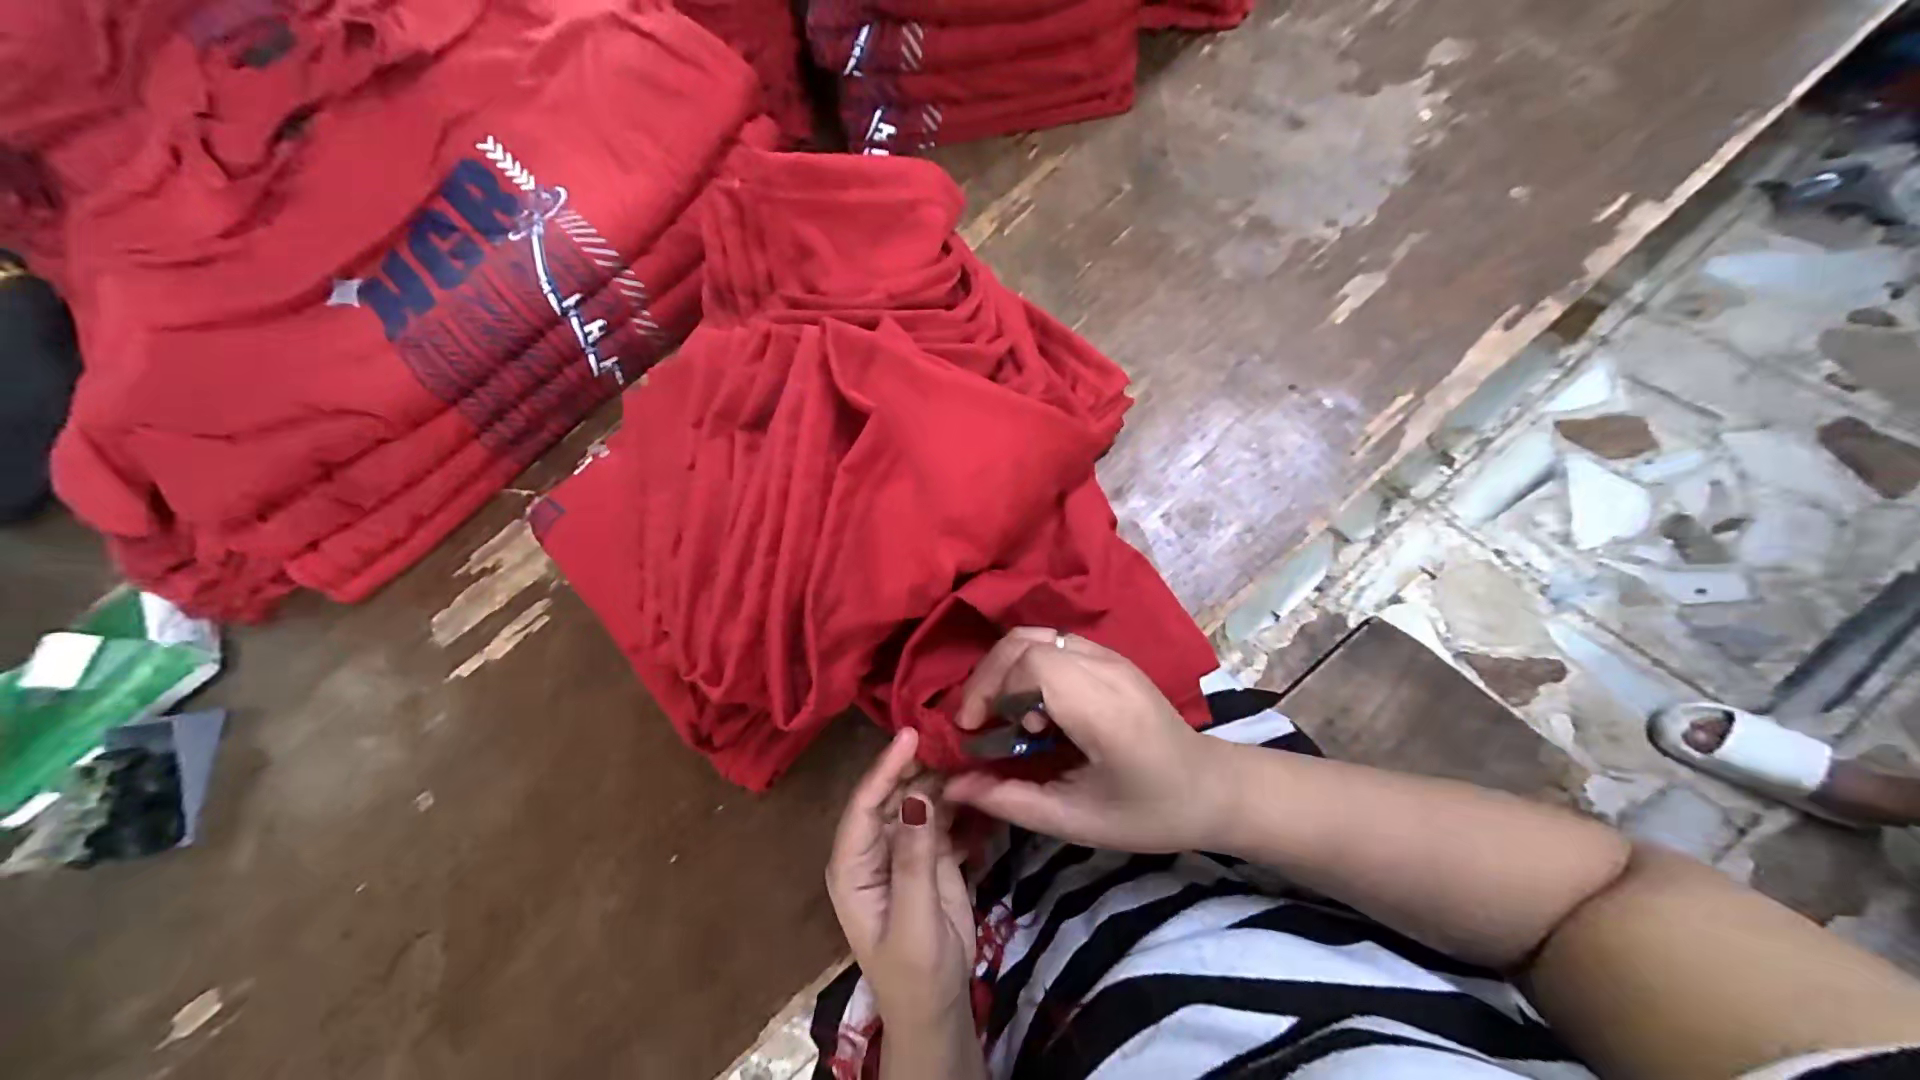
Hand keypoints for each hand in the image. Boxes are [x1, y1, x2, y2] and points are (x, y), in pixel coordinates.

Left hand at [826, 729, 976, 1031]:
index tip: (910, 735)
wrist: (939, 1004)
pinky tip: (974, 780)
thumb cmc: (914, 971)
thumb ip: (914, 859)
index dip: (884, 769)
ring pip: (916, 800)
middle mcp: (872, 848)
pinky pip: (939, 816)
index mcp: (852, 865)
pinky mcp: (928, 853)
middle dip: (913, 765)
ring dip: (937, 777)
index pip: (863, 806)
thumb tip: (918, 797)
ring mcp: (901, 848)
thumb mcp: (913, 920)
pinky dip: (955, 799)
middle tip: (945, 733)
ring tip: (964, 748)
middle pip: (889, 795)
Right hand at [943, 628, 1228, 852]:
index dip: (991, 688)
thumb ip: (1010, 801)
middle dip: (989, 677)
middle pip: (1025, 642)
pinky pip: (1053, 642)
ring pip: (1036, 635)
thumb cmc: (1149, 812)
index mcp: (1103, 709)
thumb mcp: (1076, 819)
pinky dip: (1026, 665)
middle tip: (979, 722)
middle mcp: (1106, 668)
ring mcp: (1110, 656)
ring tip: (1002, 712)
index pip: (1032, 664)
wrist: (1211, 788)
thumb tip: (951, 787)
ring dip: (1005, 668)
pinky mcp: (1110, 656)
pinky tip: (1031, 704)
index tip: (975, 731)